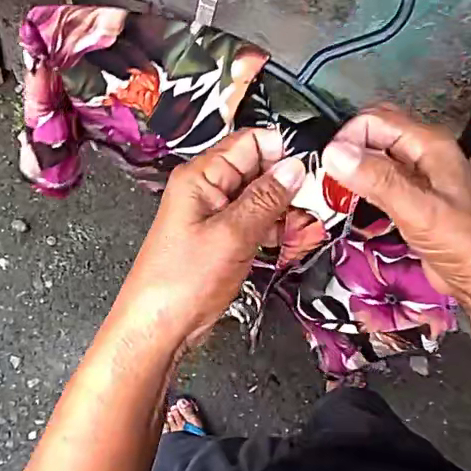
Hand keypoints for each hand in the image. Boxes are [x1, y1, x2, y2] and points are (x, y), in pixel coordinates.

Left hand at [114, 128, 305, 346]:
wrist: (159, 328)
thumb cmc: (180, 284)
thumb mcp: (233, 235)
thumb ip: (267, 198)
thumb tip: (295, 167)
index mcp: (202, 176)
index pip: (252, 142)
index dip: (284, 154)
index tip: (310, 175)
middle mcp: (208, 189)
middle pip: (262, 170)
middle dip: (290, 189)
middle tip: (311, 211)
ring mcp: (217, 214)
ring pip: (265, 198)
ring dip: (288, 214)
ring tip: (302, 234)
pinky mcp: (225, 236)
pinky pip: (258, 222)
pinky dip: (277, 231)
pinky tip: (290, 245)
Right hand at [321, 107, 470, 304]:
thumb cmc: (469, 245)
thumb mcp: (420, 211)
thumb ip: (379, 181)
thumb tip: (337, 154)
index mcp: (431, 145)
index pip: (375, 120)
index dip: (348, 139)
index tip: (330, 168)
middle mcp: (426, 155)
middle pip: (375, 136)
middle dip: (348, 152)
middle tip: (328, 180)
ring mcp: (421, 179)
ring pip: (377, 162)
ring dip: (354, 174)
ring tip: (334, 195)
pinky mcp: (416, 203)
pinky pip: (383, 186)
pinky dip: (365, 193)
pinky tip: (354, 210)